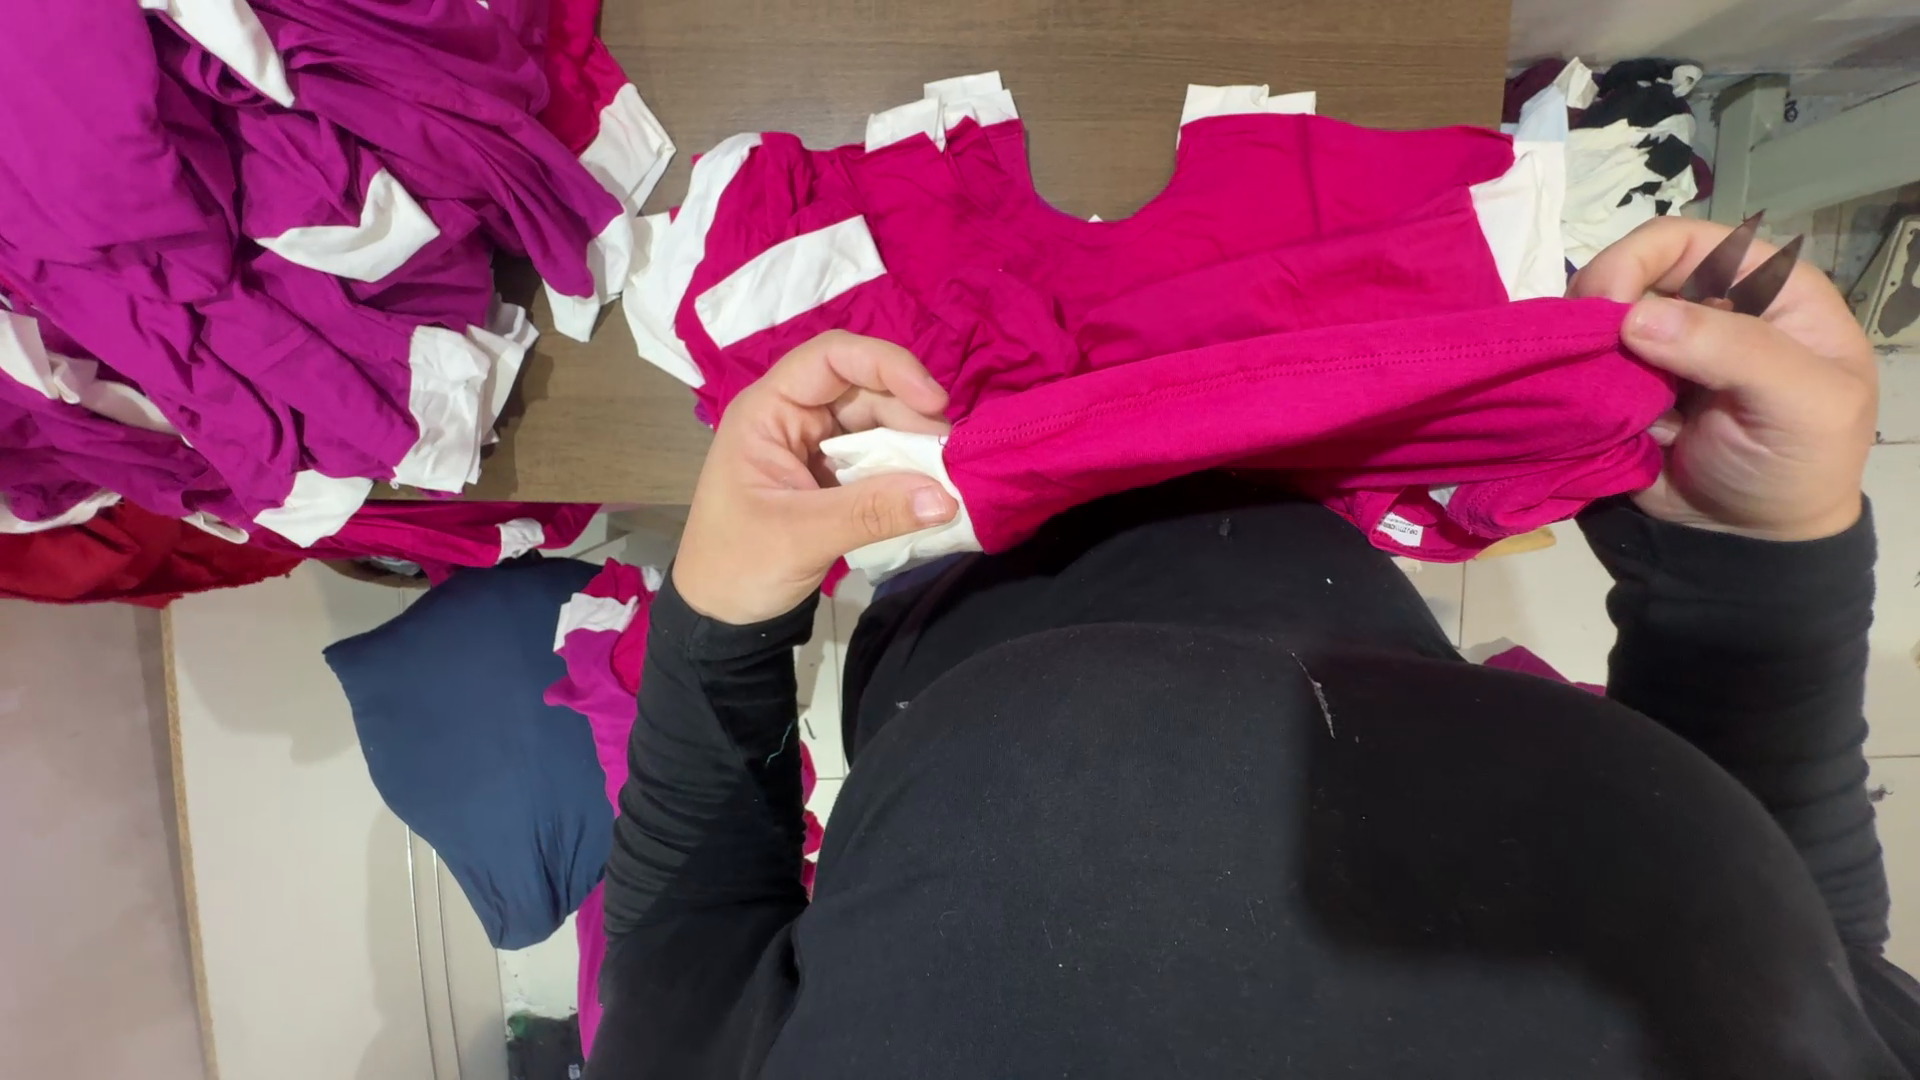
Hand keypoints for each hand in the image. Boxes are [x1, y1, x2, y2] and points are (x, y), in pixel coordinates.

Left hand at [672, 331, 958, 623]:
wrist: (723, 616)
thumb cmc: (740, 565)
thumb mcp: (802, 537)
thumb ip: (871, 513)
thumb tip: (946, 498)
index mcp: (768, 411)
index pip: (831, 358)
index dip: (886, 366)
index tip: (933, 402)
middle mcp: (795, 417)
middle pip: (865, 390)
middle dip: (911, 415)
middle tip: (951, 454)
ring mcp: (816, 446)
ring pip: (878, 425)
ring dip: (914, 445)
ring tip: (949, 473)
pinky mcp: (835, 477)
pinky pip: (880, 459)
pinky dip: (907, 471)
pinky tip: (932, 489)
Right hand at [1570, 217, 1876, 541]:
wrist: (1734, 537)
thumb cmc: (1792, 464)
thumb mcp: (1802, 404)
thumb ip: (1734, 350)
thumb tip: (1634, 316)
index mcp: (1761, 294)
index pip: (1685, 241)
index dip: (1637, 261)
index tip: (1608, 312)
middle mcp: (1695, 313)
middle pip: (1620, 276)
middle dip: (1592, 309)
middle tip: (1581, 354)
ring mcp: (1642, 355)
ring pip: (1584, 324)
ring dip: (1572, 351)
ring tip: (1582, 388)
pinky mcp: (1603, 392)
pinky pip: (1565, 370)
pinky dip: (1557, 382)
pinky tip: (1570, 402)